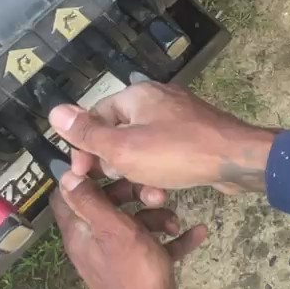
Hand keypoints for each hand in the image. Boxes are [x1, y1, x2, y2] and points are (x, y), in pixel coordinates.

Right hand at [50, 82, 276, 195]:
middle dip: (117, 164)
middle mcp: (156, 100)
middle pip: (118, 134)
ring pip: (141, 149)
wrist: (234, 157)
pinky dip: (160, 172)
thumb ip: (89, 133)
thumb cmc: (176, 151)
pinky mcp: (193, 134)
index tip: (84, 175)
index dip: (85, 147)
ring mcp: (177, 116)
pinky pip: (164, 153)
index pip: (95, 116)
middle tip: (125, 181)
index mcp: (137, 95)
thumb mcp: (124, 147)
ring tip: (150, 192)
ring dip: (139, 174)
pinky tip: (165, 191)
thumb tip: (55, 109)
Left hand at [51, 174, 207, 288]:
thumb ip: (92, 203)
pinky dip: (175, 238)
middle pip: (110, 203)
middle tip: (158, 193)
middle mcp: (96, 241)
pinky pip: (157, 243)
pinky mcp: (141, 265)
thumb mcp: (113, 231)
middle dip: (136, 194)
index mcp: (83, 232)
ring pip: (136, 221)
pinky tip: (198, 231)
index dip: (84, 176)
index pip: (68, 197)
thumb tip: (67, 176)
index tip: (109, 160)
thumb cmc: (133, 272)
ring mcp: (119, 254)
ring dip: (159, 216)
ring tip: (176, 221)